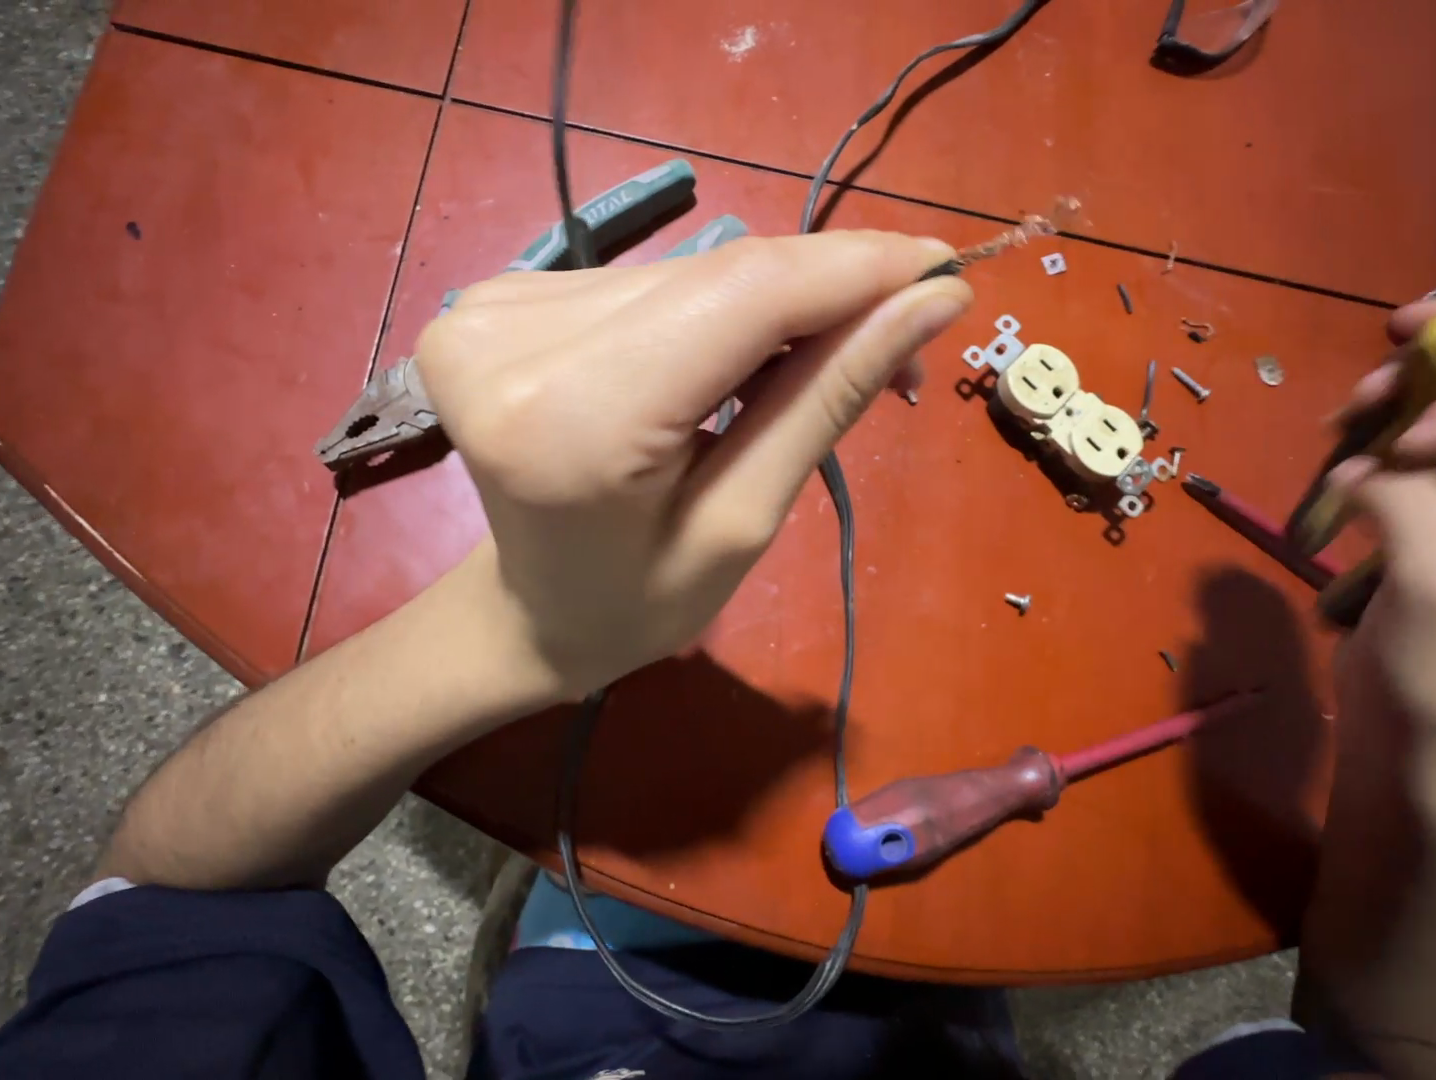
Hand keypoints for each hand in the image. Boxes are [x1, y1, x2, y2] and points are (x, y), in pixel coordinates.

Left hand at [415, 232, 970, 700]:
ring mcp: (489, 309)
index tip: (945, 268)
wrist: (528, 610)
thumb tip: (930, 299)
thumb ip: (826, 401)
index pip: (744, 294)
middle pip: (717, 276)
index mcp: (577, 417)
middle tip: (900, 342)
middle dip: (825, 296)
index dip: (853, 268)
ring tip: (813, 367)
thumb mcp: (744, 521)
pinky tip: (727, 360)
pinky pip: (645, 285)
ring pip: (687, 273)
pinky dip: (707, 311)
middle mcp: (514, 340)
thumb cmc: (639, 601)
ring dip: (770, 306)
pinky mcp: (493, 300)